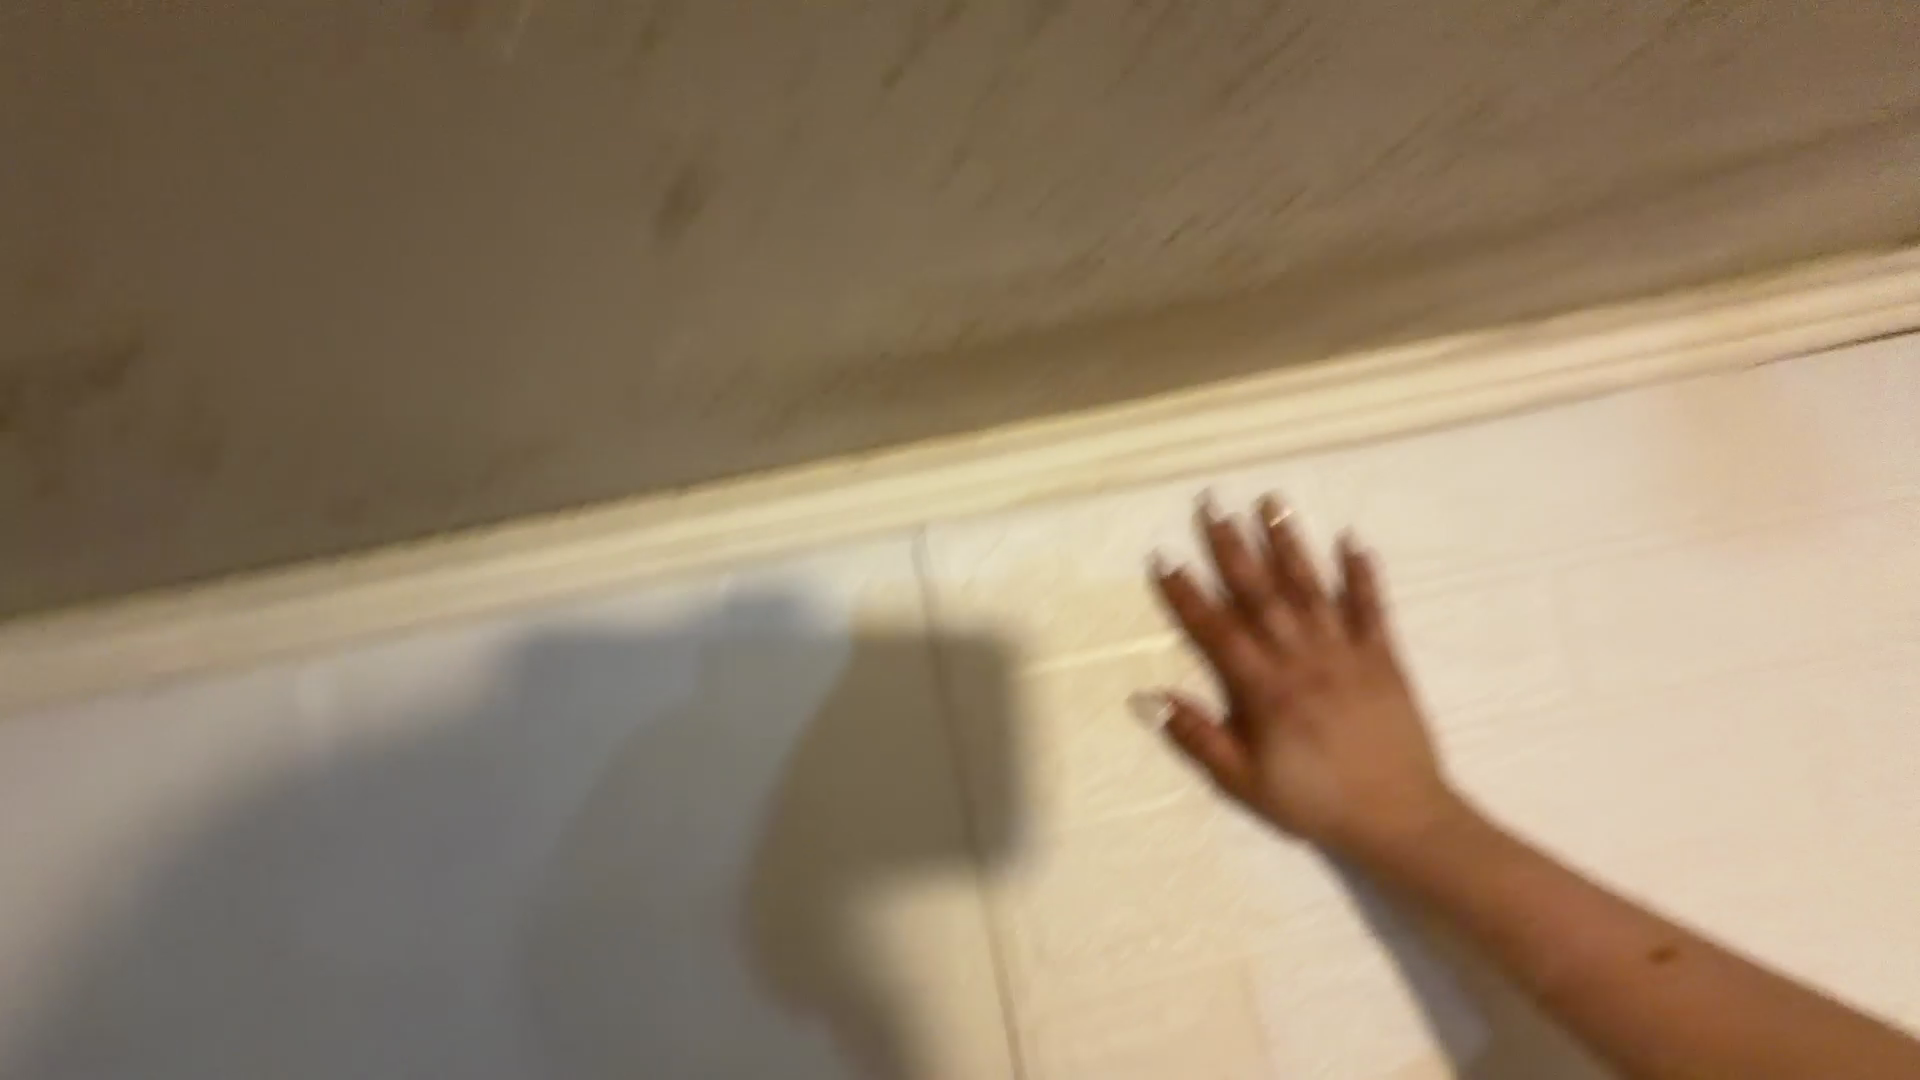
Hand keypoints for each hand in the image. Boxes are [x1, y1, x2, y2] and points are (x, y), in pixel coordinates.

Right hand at [1135, 492, 1468, 865]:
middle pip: (1260, 594)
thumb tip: (1146, 697)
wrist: (1402, 821)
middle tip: (1212, 504)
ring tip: (1272, 502)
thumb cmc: (1313, 801)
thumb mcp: (1243, 782)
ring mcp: (1347, 653)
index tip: (1165, 556)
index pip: (1217, 629)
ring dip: (1289, 544)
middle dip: (1232, 547)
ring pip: (1311, 589)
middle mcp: (1302, 658)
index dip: (1188, 593)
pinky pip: (1372, 609)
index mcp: (1264, 688)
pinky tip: (1352, 540)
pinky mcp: (1385, 658)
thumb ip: (1197, 736)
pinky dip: (1363, 574)